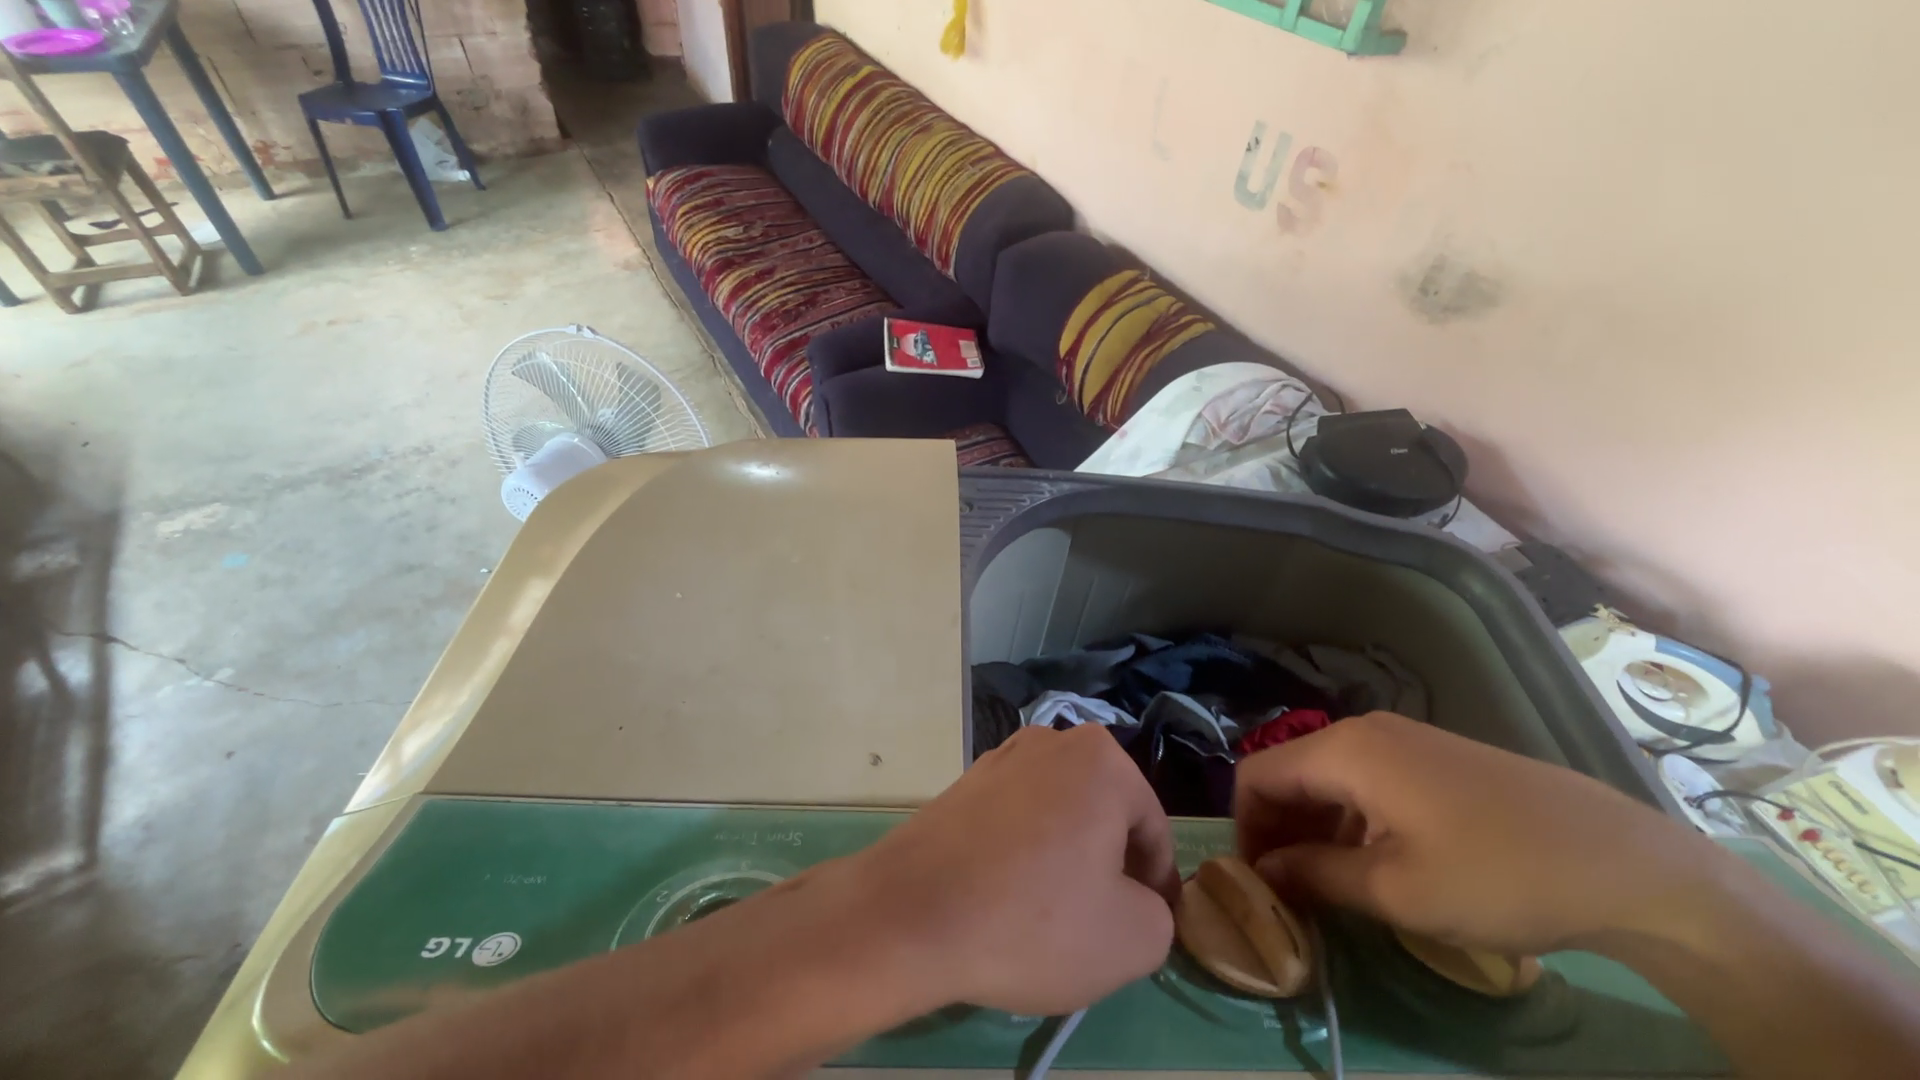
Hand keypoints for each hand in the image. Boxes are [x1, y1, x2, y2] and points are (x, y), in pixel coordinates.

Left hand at [845, 724, 1180, 1015]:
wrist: (909, 916)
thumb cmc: (1033, 921)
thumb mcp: (1132, 939)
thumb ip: (1161, 915)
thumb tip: (1137, 901)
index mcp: (1102, 760)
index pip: (1152, 830)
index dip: (1157, 886)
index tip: (1148, 928)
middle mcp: (1051, 742)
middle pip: (1103, 818)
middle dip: (1109, 869)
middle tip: (1100, 927)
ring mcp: (999, 759)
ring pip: (1058, 819)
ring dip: (1065, 862)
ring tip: (1050, 918)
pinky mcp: (961, 785)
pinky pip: (1014, 823)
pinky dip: (1022, 858)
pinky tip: (1007, 902)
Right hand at [1234, 712, 1732, 955]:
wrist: (1627, 866)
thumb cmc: (1498, 876)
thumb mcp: (1395, 891)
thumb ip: (1315, 876)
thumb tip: (1266, 872)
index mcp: (1346, 751)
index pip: (1257, 775)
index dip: (1243, 828)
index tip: (1255, 883)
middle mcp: (1367, 732)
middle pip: (1291, 773)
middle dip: (1277, 830)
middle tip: (1286, 892)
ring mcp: (1407, 741)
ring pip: (1330, 780)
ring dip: (1314, 830)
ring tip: (1328, 887)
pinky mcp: (1439, 759)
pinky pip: (1369, 782)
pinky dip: (1352, 822)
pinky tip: (1375, 866)